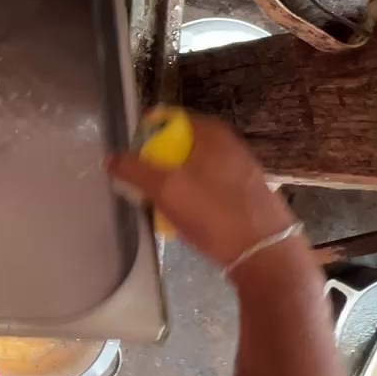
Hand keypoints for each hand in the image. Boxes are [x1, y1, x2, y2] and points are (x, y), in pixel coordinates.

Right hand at [107, 114, 295, 271]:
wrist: (266, 256)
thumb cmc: (213, 214)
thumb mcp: (165, 189)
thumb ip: (133, 170)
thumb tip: (110, 158)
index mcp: (211, 133)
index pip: (166, 119)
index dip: (144, 135)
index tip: (131, 158)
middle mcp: (229, 144)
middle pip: (179, 144)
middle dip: (157, 162)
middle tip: (142, 183)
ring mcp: (241, 168)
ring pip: (194, 167)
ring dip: (174, 181)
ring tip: (162, 203)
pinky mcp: (248, 193)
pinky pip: (210, 186)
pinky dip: (194, 195)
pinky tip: (189, 217)